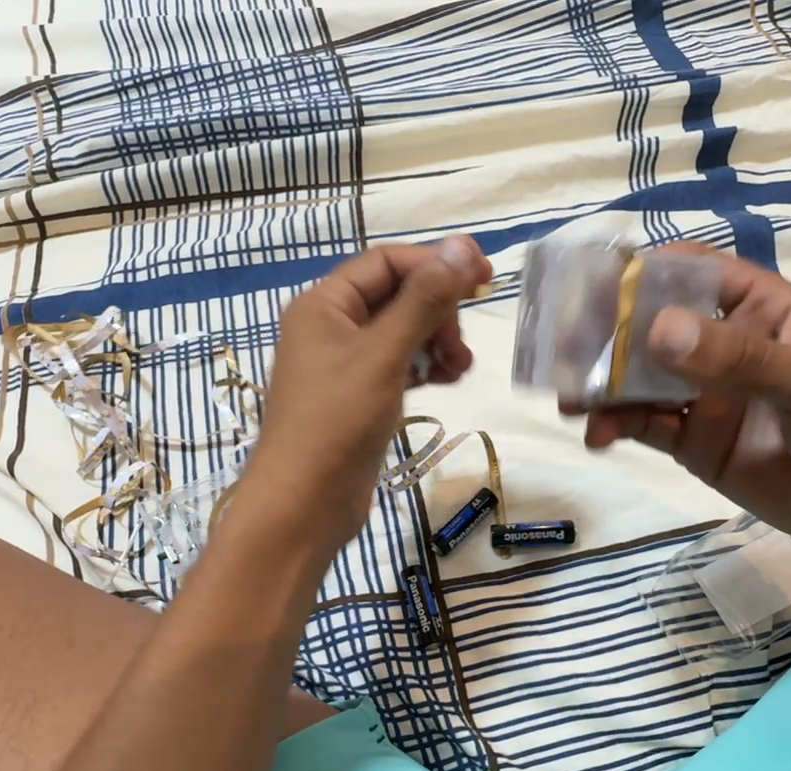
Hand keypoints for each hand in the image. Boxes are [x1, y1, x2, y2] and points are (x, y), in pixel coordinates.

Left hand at [247, 235, 492, 550]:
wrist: (305, 503)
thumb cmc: (337, 421)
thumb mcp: (383, 354)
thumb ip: (423, 301)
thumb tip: (462, 248)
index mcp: (324, 304)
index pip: (387, 262)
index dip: (436, 263)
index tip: (485, 278)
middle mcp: (330, 328)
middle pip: (396, 297)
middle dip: (437, 313)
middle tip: (460, 346)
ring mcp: (343, 366)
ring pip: (400, 335)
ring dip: (436, 342)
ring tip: (459, 368)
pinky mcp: (358, 399)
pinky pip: (397, 367)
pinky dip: (423, 368)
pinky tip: (446, 381)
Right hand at [582, 248, 790, 569]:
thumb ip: (740, 360)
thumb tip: (658, 332)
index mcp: (761, 311)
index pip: (696, 274)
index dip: (648, 273)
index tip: (597, 283)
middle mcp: (724, 348)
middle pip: (654, 328)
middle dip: (608, 335)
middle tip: (563, 347)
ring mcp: (706, 397)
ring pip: (641, 381)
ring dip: (603, 386)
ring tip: (568, 398)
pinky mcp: (694, 443)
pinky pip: (645, 427)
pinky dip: (615, 427)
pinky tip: (596, 434)